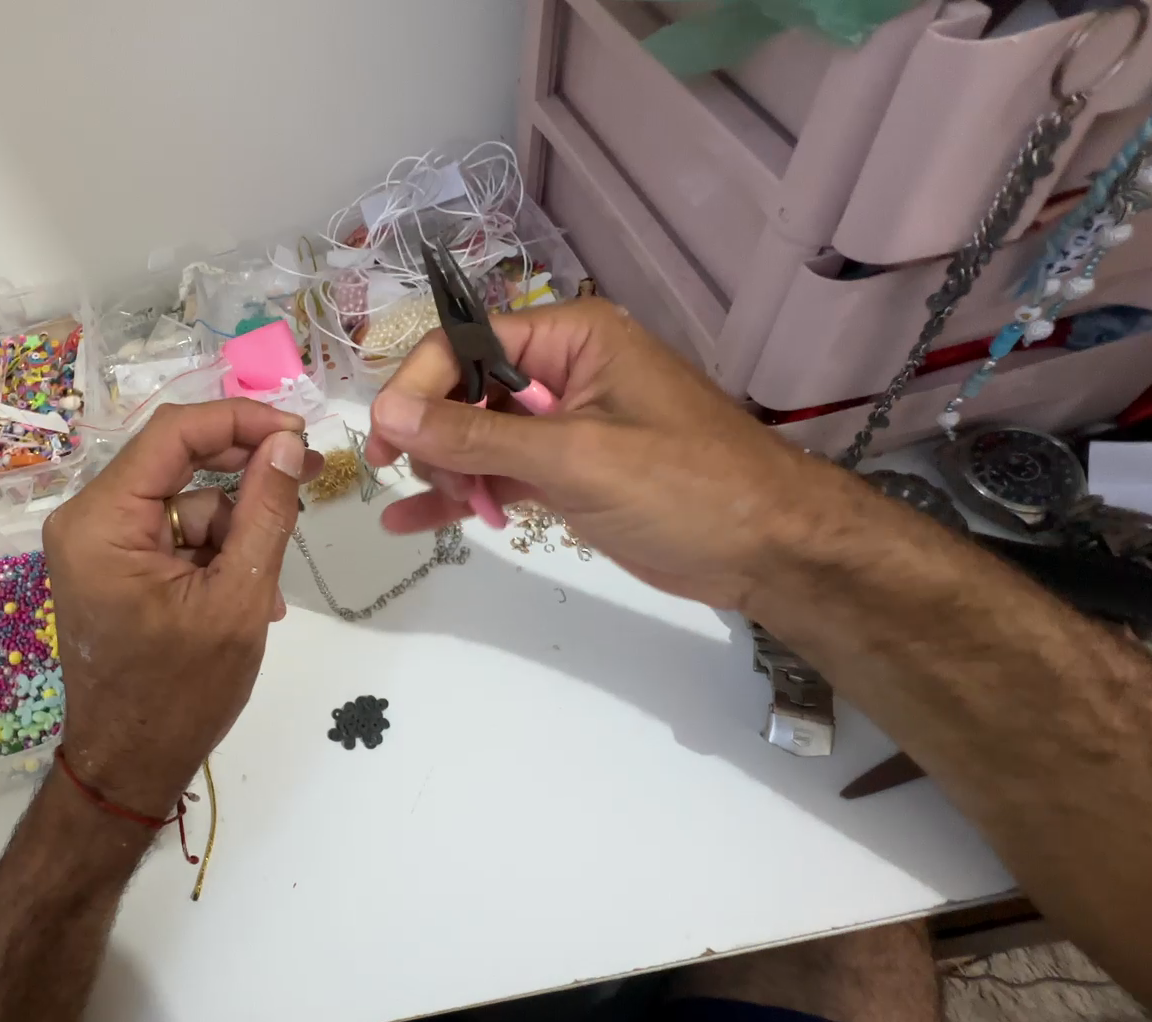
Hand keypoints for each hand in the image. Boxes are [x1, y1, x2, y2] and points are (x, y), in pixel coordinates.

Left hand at [43, 400, 320, 818]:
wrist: (132, 766)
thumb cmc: (182, 693)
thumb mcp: (239, 598)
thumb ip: (266, 511)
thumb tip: (288, 442)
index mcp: (102, 520)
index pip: (173, 433)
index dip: (241, 420)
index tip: (300, 434)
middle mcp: (87, 519)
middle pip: (176, 460)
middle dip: (244, 474)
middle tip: (304, 482)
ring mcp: (98, 543)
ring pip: (185, 501)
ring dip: (235, 531)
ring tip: (265, 588)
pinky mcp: (114, 564)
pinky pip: (176, 533)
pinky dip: (215, 554)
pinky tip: (244, 597)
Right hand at [365, 298, 842, 611]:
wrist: (767, 552)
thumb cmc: (684, 487)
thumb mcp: (574, 457)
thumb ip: (477, 436)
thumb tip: (388, 413)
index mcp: (569, 339)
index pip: (464, 347)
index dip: (416, 390)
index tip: (384, 443)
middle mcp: (557, 372)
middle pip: (459, 393)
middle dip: (434, 440)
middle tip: (428, 484)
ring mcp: (556, 426)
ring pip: (470, 438)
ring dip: (444, 474)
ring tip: (439, 512)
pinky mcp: (559, 472)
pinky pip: (492, 475)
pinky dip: (458, 497)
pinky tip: (409, 522)